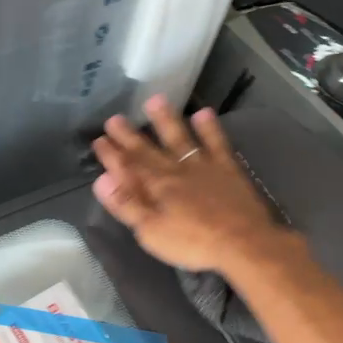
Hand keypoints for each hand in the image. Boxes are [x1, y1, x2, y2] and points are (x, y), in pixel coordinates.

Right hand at [91, 96, 290, 272]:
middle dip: (129, 136)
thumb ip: (127, 204)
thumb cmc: (192, 242)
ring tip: (154, 100)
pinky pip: (216, 143)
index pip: (128, 167)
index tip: (98, 140)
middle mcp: (176, 170)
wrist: (243, 242)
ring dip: (166, 120)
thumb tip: (101, 180)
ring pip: (180, 138)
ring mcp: (203, 167)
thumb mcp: (151, 230)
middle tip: (114, 119)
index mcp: (156, 186)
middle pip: (149, 150)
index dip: (111, 154)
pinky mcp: (228, 170)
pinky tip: (203, 113)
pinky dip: (209, 128)